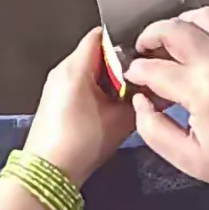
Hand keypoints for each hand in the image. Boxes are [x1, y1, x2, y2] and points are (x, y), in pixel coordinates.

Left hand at [24, 27, 136, 183]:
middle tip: (143, 76)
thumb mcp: (121, 120)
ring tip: (130, 93)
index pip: (100, 35)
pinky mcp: (55, 101)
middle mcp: (62, 70)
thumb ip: (142, 100)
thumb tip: (159, 89)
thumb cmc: (81, 143)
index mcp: (75, 67)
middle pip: (96, 53)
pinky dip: (97, 90)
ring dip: (110, 79)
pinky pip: (80, 84)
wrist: (49, 173)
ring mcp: (56, 85)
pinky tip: (111, 107)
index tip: (144, 53)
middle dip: (120, 63)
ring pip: (89, 70)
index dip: (125, 41)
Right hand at [125, 3, 208, 197]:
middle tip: (143, 51)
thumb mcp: (189, 160)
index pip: (155, 69)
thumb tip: (141, 102)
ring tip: (176, 38)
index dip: (136, 73)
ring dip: (187, 21)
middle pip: (176, 29)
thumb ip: (154, 130)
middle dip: (151, 35)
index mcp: (200, 89)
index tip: (131, 81)